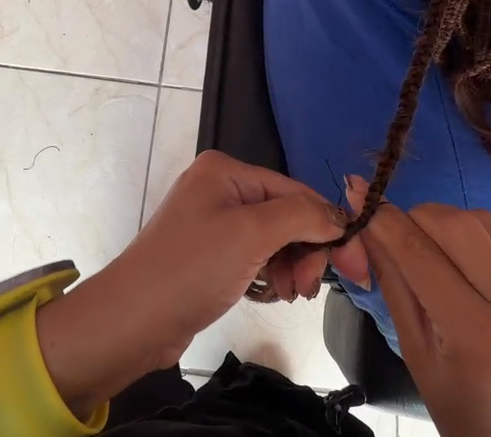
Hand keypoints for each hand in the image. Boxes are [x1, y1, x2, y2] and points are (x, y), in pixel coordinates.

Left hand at [37, 152, 365, 411]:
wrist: (133, 319)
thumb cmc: (193, 267)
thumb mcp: (252, 233)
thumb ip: (302, 216)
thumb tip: (341, 215)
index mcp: (226, 170)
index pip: (295, 190)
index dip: (329, 225)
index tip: (356, 266)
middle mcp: (220, 188)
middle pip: (286, 214)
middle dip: (306, 249)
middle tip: (310, 287)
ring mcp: (213, 222)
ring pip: (274, 239)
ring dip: (291, 266)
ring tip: (289, 294)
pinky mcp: (209, 255)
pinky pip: (256, 257)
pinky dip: (271, 274)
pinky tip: (273, 293)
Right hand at [347, 177, 490, 436]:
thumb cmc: (465, 415)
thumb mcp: (417, 356)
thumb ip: (394, 283)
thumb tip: (368, 223)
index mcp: (478, 339)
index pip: (419, 255)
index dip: (384, 218)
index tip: (358, 191)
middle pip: (458, 226)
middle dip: (418, 217)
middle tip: (401, 233)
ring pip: (489, 224)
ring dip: (452, 224)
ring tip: (438, 249)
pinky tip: (480, 264)